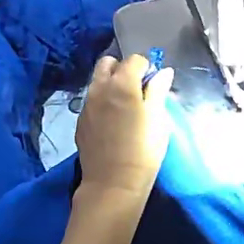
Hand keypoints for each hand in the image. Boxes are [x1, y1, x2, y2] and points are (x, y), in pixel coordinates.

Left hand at [76, 54, 173, 201]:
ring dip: (111, 85)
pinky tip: (113, 124)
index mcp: (122, 84)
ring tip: (125, 108)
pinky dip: (103, 103)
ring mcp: (86, 105)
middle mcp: (99, 88)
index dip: (147, 68)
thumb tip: (162, 72)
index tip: (155, 85)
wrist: (113, 184)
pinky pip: (92, 102)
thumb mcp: (158, 120)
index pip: (135, 59)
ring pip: (97, 82)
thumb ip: (158, 91)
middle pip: (108, 63)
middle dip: (123, 70)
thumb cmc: (143, 151)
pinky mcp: (80, 122)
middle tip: (137, 90)